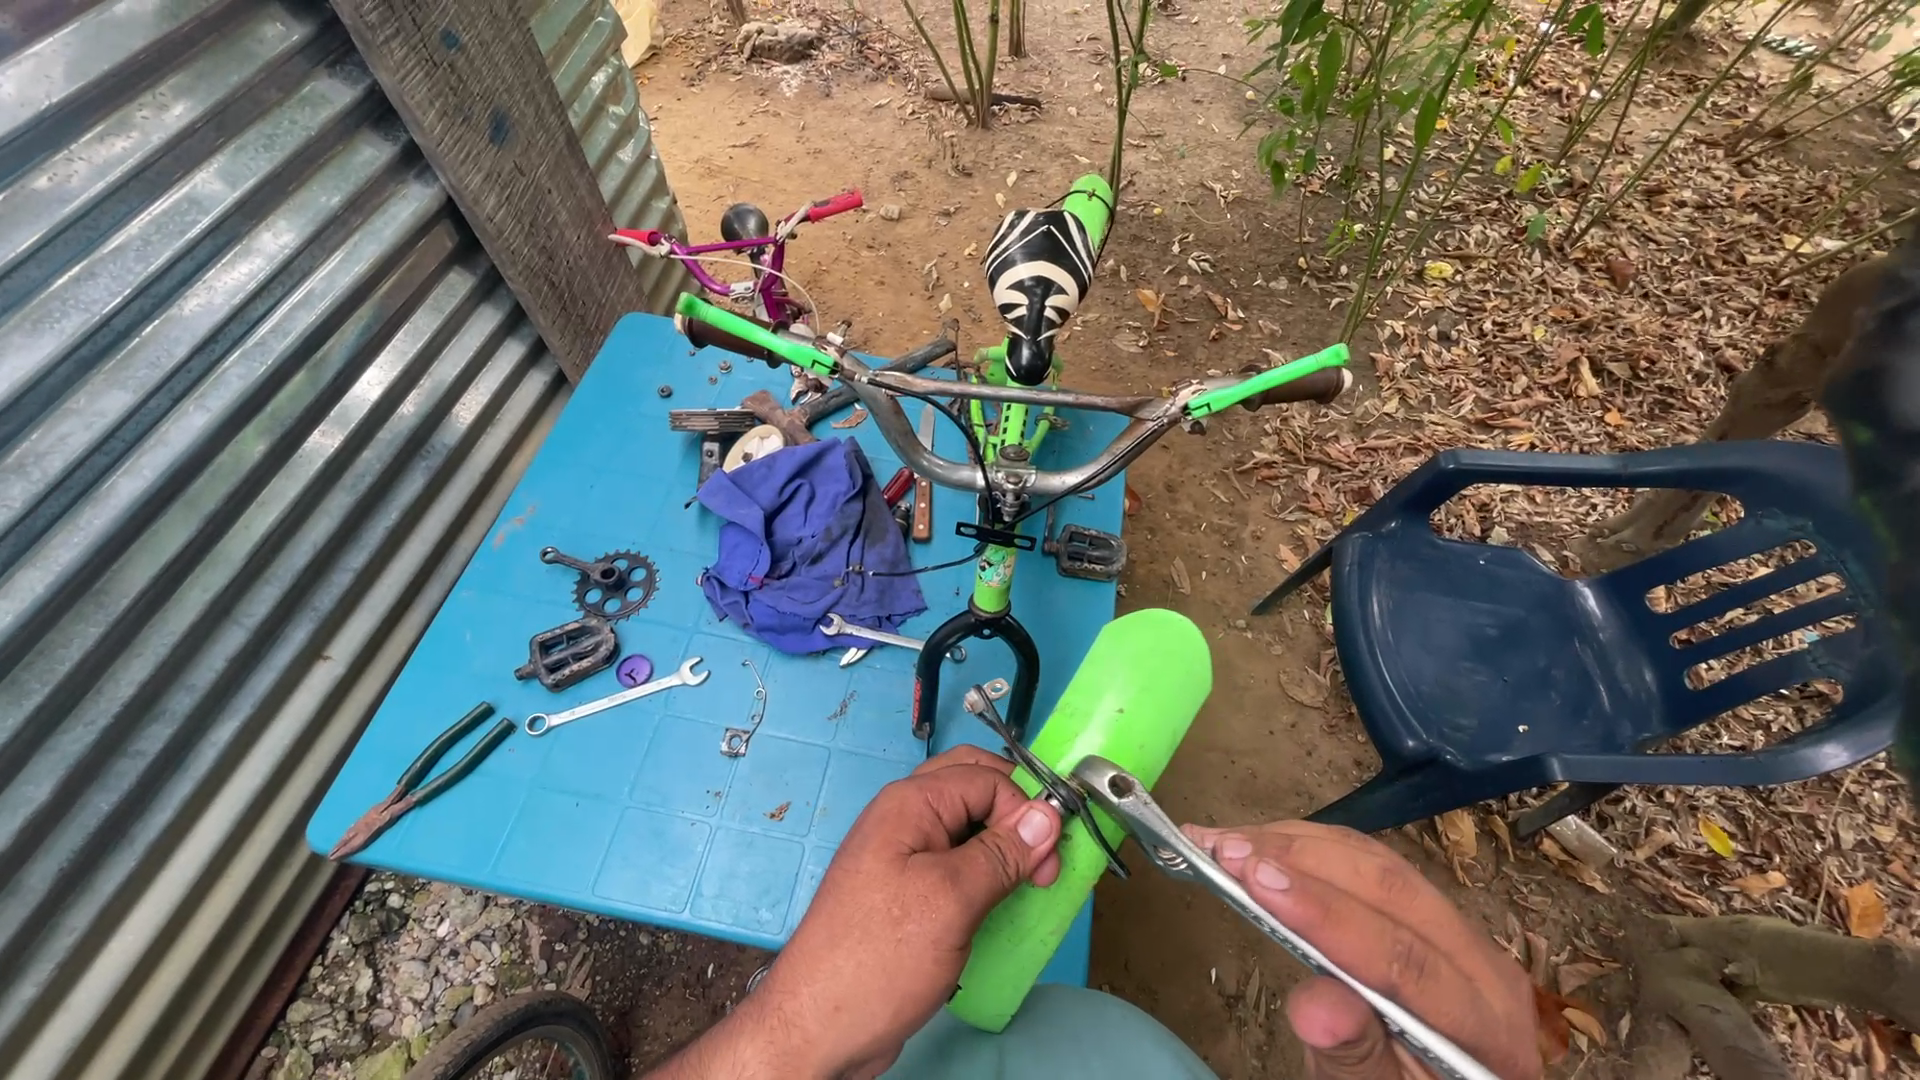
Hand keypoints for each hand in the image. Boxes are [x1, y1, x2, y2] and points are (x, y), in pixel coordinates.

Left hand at [655, 746, 1061, 1078]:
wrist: (817, 1028)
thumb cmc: (881, 956)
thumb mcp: (951, 900)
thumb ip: (1001, 853)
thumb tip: (1048, 815)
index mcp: (910, 802)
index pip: (985, 778)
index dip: (1023, 810)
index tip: (1049, 859)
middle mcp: (905, 817)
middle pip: (973, 788)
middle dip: (1015, 813)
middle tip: (1043, 856)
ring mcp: (903, 854)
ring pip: (967, 826)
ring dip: (1002, 843)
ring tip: (1028, 879)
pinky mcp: (907, 890)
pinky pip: (955, 862)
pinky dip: (984, 871)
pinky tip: (999, 898)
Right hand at [1183, 821, 1539, 1079]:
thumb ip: (1354, 1061)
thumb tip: (1313, 1005)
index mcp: (1487, 1029)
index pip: (1403, 958)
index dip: (1324, 913)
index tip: (1252, 879)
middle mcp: (1483, 965)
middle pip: (1391, 891)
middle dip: (1298, 861)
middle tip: (1223, 849)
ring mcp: (1454, 930)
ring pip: (1373, 862)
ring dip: (1291, 844)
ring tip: (1221, 841)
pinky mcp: (1420, 908)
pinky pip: (1363, 860)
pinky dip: (1302, 846)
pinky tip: (1255, 843)